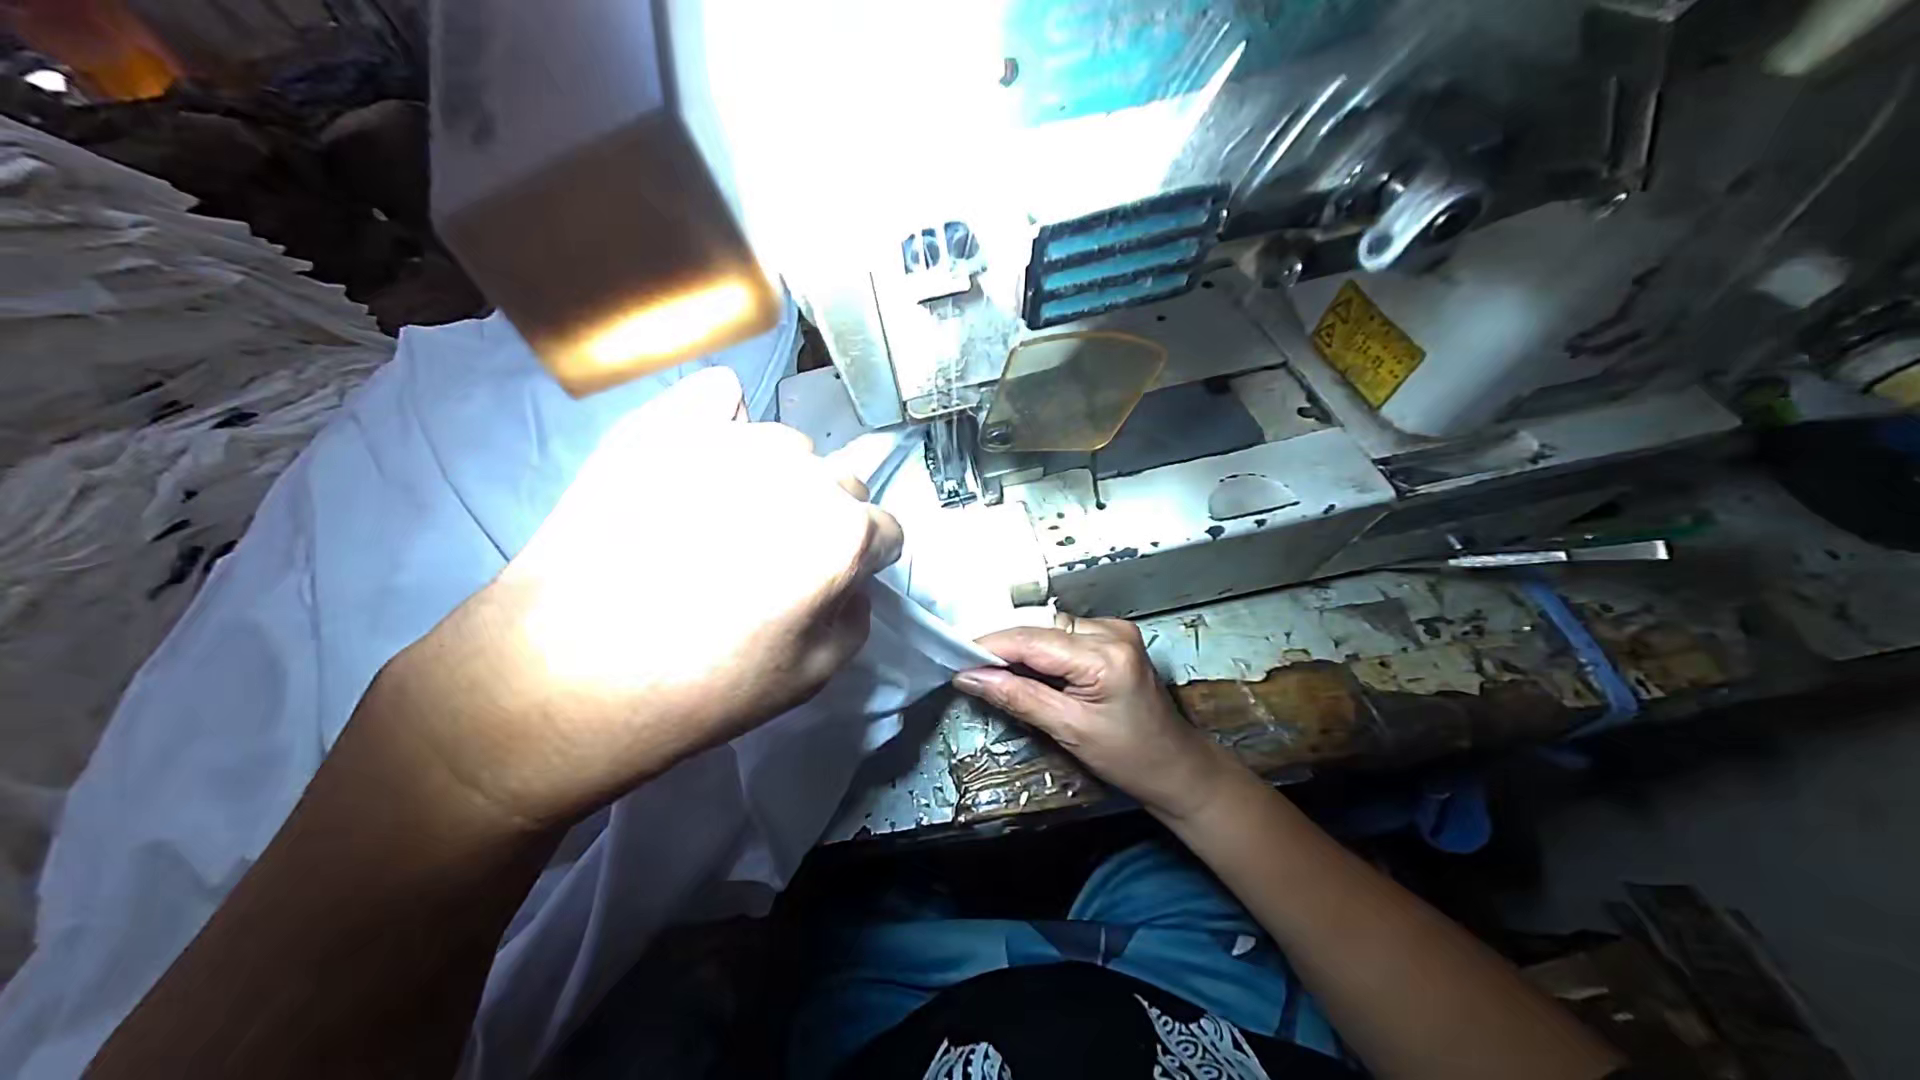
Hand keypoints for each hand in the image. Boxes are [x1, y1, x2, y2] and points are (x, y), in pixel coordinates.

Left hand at [367, 367, 901, 829]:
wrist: (563, 668)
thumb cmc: (702, 686)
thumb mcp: (814, 675)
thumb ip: (857, 613)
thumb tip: (851, 579)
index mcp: (844, 531)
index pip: (886, 530)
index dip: (864, 562)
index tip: (830, 583)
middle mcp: (801, 470)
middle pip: (840, 484)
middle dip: (824, 518)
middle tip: (772, 559)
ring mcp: (731, 436)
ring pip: (784, 451)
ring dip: (774, 480)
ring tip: (720, 522)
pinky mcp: (668, 420)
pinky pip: (721, 399)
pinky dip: (723, 425)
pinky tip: (698, 461)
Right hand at [954, 615, 1243, 820]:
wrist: (1175, 765)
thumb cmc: (1129, 757)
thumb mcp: (1067, 729)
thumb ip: (1017, 696)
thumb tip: (971, 677)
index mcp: (1105, 655)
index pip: (1032, 640)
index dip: (991, 646)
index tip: (957, 658)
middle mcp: (1111, 631)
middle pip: (1039, 630)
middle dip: (1004, 648)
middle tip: (970, 669)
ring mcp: (1115, 630)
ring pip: (1048, 630)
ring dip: (1021, 649)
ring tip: (993, 671)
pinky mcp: (1113, 637)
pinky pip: (1064, 635)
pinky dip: (1041, 651)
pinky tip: (1027, 670)